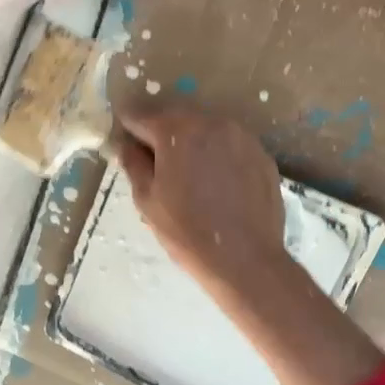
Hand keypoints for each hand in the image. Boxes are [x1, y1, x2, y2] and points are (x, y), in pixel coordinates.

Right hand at [116, 106, 384, 384]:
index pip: (140, 111)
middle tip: (150, 168)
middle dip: (158, 134)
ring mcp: (241, 138)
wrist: (252, 273)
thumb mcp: (148, 202)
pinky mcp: (262, 158)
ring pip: (202, 128)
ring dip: (187, 145)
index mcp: (179, 131)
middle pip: (173, 115)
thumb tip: (127, 142)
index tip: (121, 142)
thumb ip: (134, 162)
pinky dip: (213, 158)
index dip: (127, 127)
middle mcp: (214, 123)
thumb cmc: (191, 241)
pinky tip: (213, 192)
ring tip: (184, 184)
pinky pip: (226, 145)